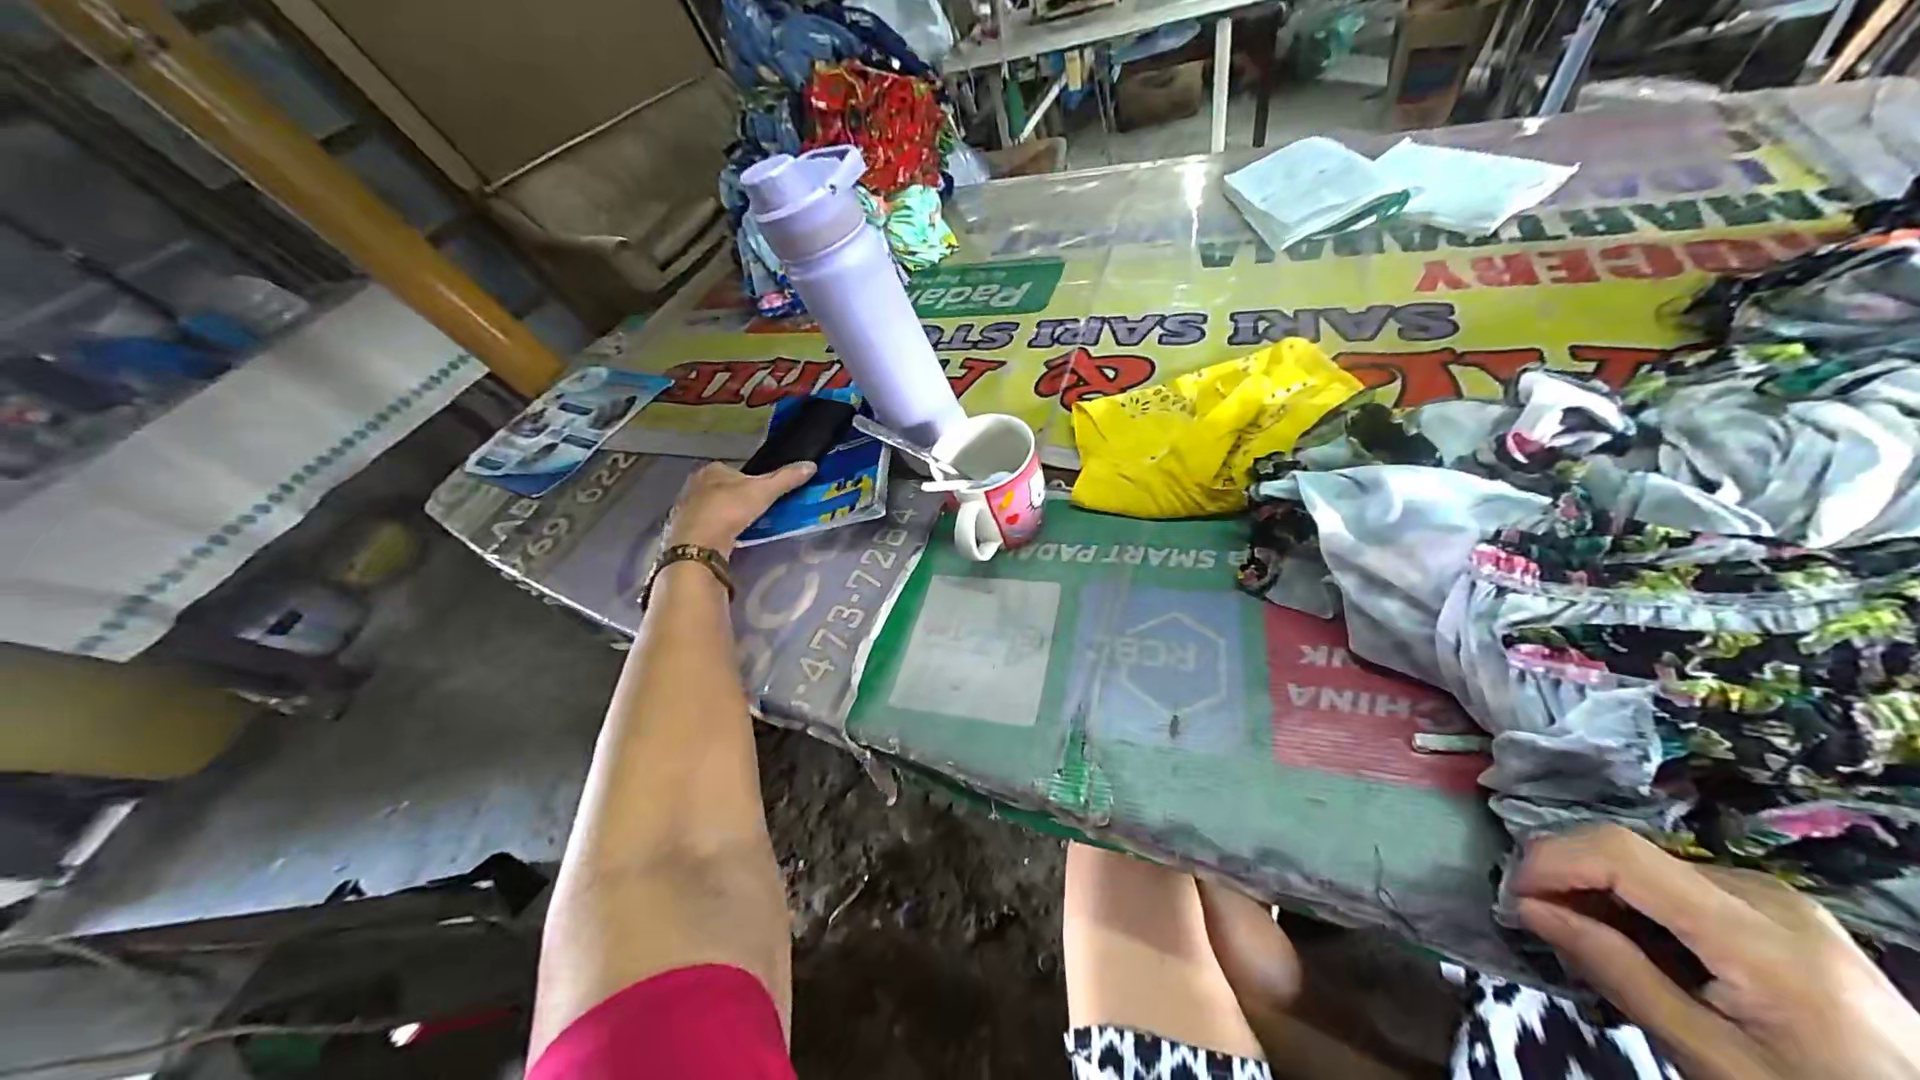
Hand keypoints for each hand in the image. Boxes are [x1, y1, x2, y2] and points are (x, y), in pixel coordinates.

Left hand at [663, 461, 815, 556]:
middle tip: (751, 512)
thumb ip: (786, 478)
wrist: (698, 543)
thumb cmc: (729, 510)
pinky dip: (712, 529)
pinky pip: (701, 524)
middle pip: (719, 487)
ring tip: (739, 527)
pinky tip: (723, 538)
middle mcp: (693, 484)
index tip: (759, 495)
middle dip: (733, 497)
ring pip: (709, 506)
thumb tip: (811, 465)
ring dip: (722, 514)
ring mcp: (684, 507)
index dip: (748, 481)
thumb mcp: (764, 492)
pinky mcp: (680, 528)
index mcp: (712, 470)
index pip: (733, 470)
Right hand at [1515, 824, 1919, 1079]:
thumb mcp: (1712, 1057)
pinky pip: (1677, 880)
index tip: (1515, 898)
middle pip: (1629, 851)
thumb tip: (1530, 908)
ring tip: (1584, 936)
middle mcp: (1765, 894)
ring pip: (1646, 862)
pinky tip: (1635, 940)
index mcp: (1760, 938)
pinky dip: (1634, 899)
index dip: (1552, 861)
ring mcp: (1775, 894)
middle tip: (1535, 919)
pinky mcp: (1776, 903)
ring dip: (1597, 888)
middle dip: (1566, 875)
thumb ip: (1618, 974)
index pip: (1623, 854)